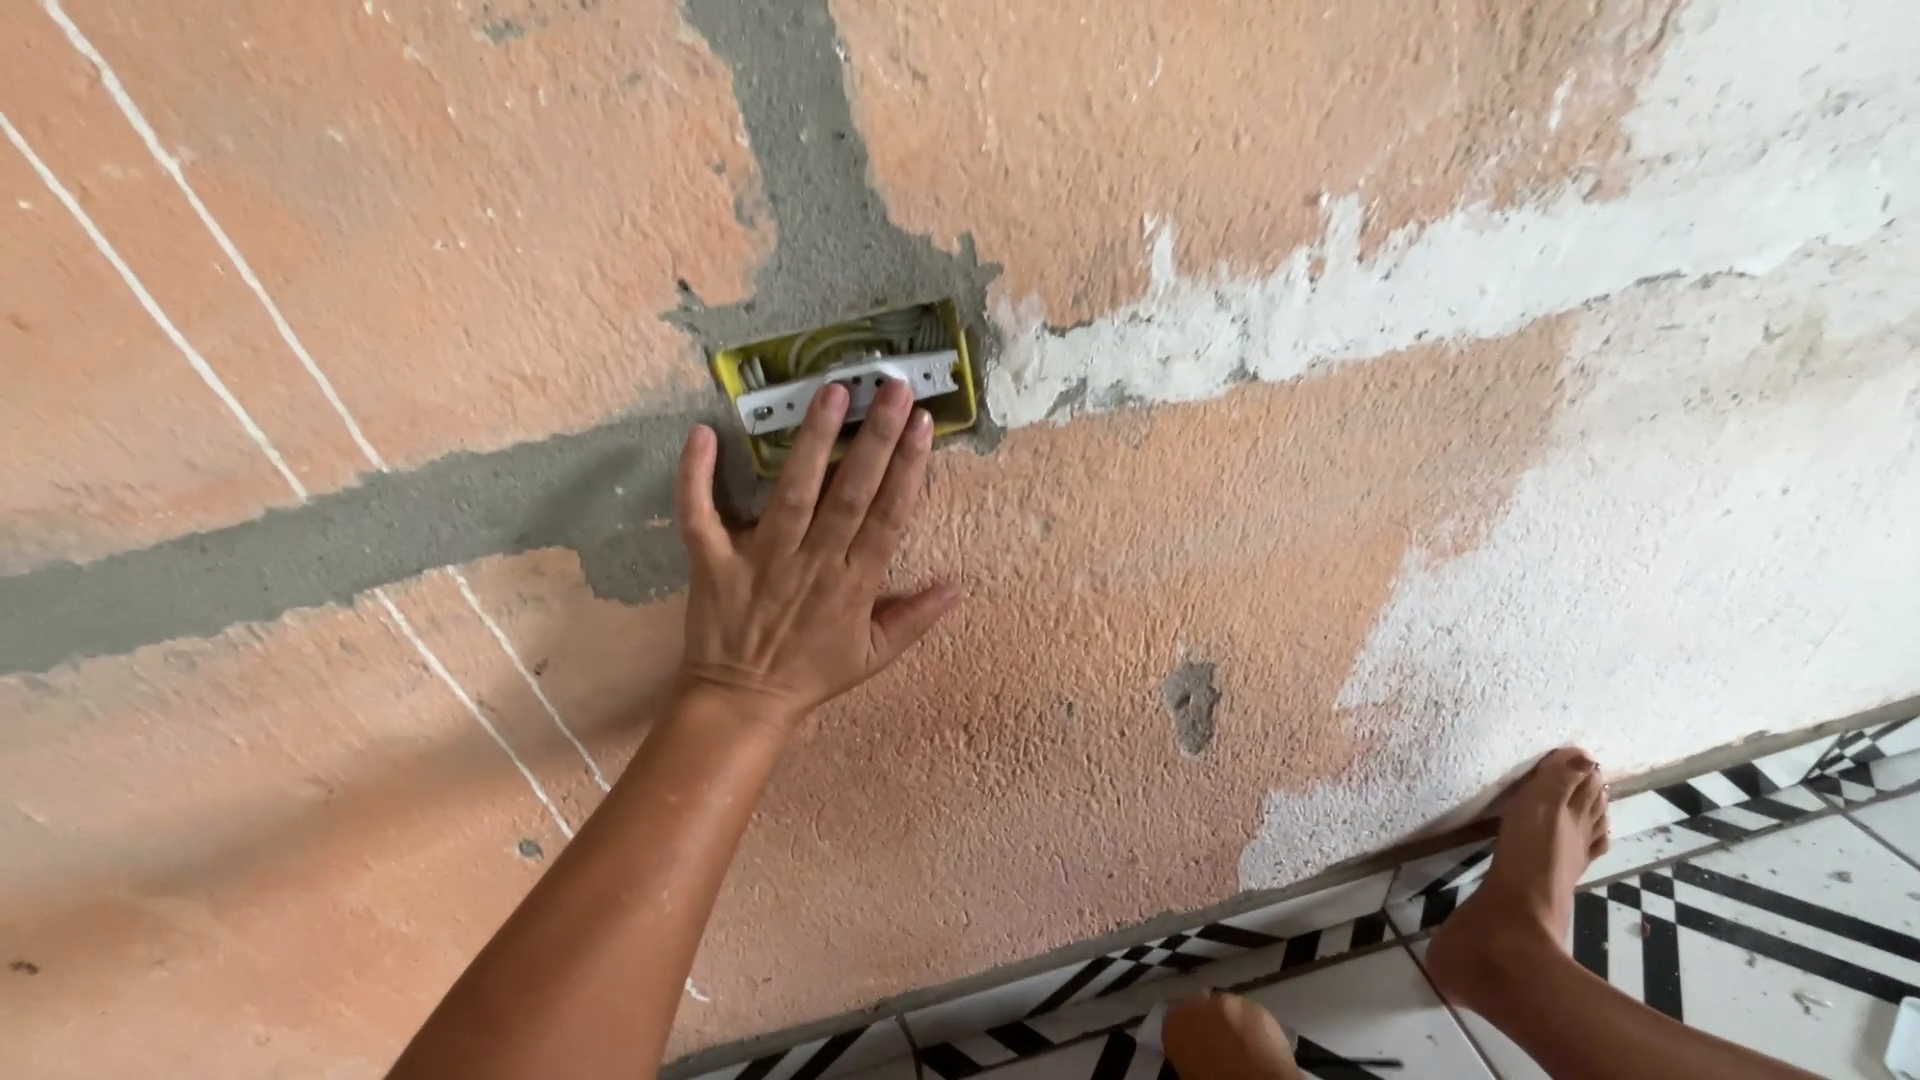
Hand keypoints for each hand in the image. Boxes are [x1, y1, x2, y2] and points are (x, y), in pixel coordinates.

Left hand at [673, 378, 960, 728]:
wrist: (741, 702)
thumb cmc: (812, 674)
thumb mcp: (875, 656)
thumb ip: (917, 617)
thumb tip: (961, 585)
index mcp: (854, 584)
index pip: (889, 516)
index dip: (908, 468)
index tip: (923, 424)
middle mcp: (813, 564)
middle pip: (850, 494)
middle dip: (875, 439)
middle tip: (893, 388)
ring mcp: (761, 561)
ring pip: (792, 493)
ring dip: (813, 442)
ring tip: (832, 393)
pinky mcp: (714, 563)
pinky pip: (701, 517)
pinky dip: (696, 478)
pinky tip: (703, 433)